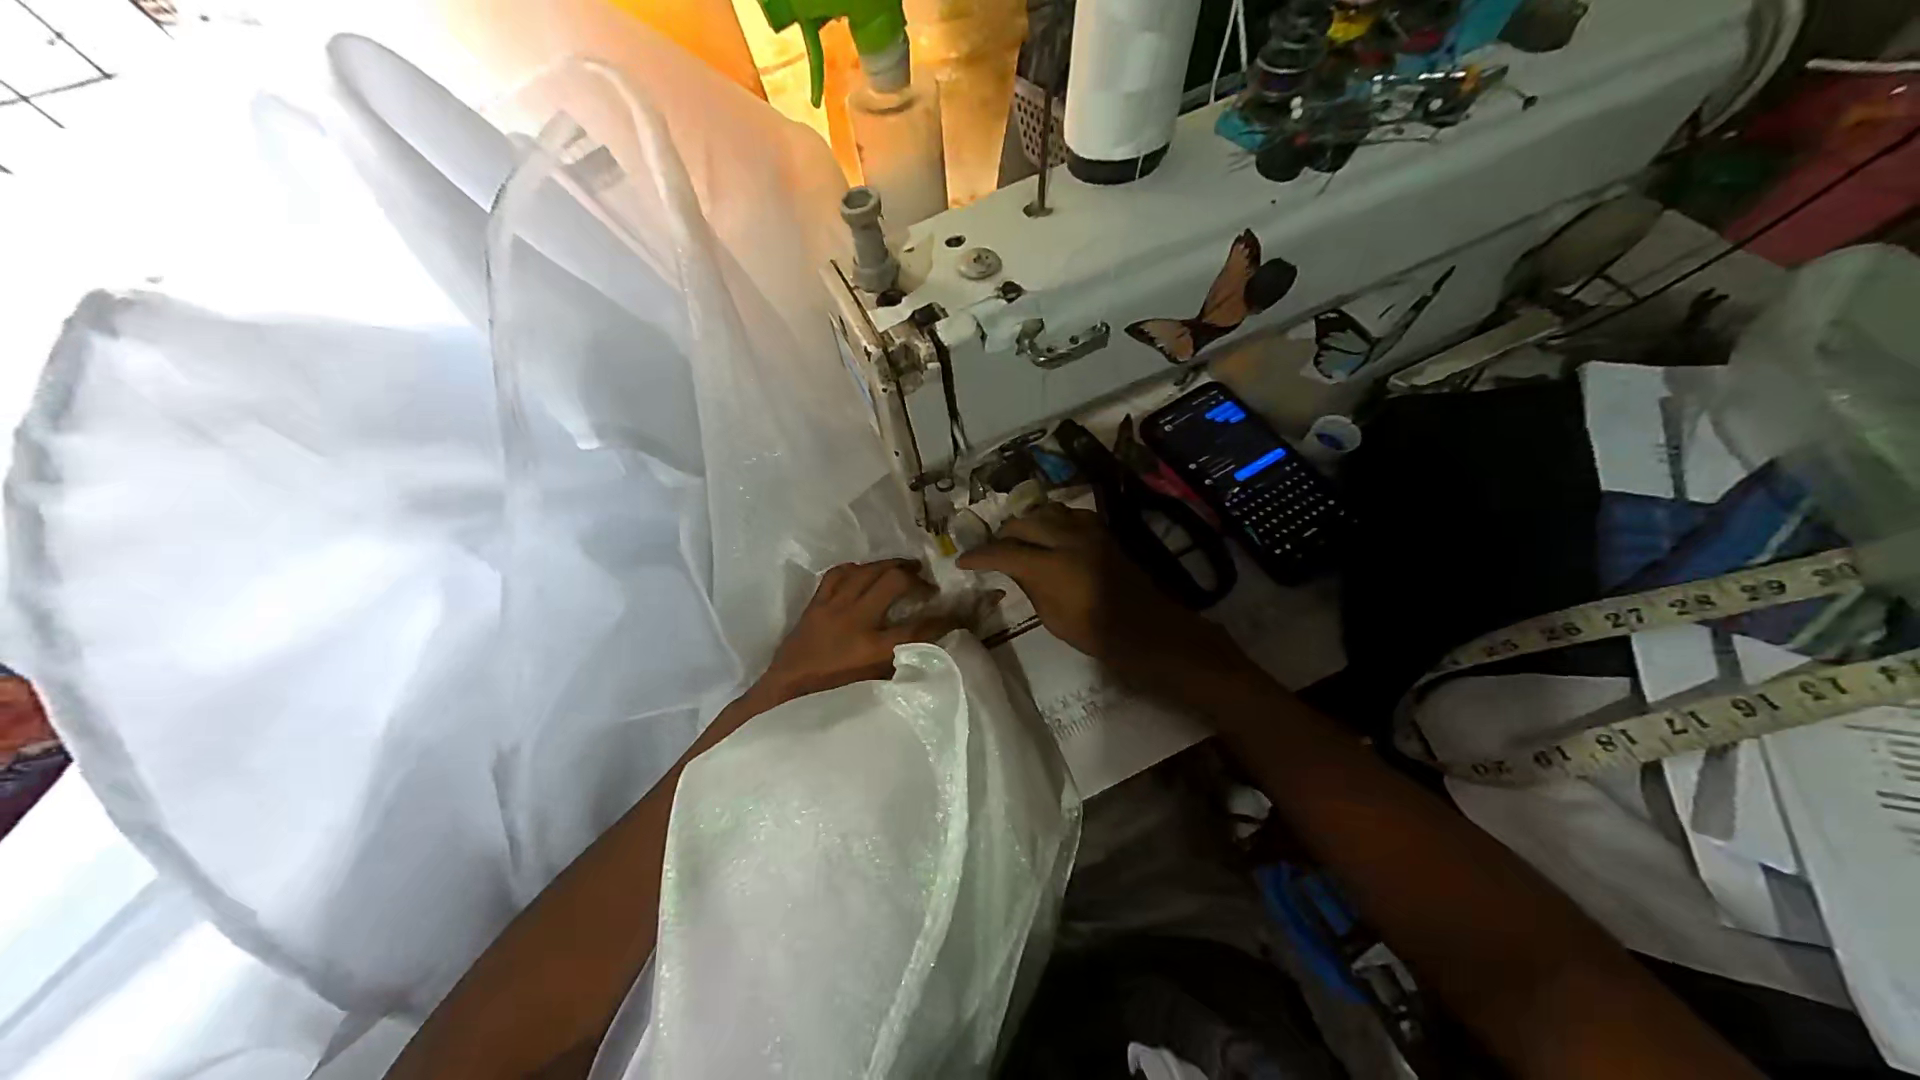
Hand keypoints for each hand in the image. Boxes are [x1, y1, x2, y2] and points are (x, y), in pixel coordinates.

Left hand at [747, 559, 961, 708]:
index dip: (945, 619)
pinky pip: (838, 573)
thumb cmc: (832, 697)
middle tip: (927, 587)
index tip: (958, 615)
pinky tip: (866, 571)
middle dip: (917, 580)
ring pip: (867, 570)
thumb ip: (900, 664)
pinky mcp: (815, 603)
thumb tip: (927, 646)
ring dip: (890, 566)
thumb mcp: (874, 686)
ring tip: (905, 568)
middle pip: (894, 582)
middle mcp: (854, 620)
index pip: (919, 627)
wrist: (784, 695)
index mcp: (872, 649)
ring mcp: (832, 607)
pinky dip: (856, 568)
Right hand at [956, 504, 1230, 667]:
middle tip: (991, 549)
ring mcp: (1087, 531)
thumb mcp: (1051, 616)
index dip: (980, 556)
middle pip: (1023, 523)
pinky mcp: (1101, 531)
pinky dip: (1052, 520)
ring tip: (1018, 537)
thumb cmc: (1094, 632)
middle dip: (1002, 535)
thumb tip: (1013, 568)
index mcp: (1052, 566)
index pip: (1004, 551)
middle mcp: (1068, 539)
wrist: (1143, 627)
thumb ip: (1030, 585)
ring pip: (1046, 511)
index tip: (963, 560)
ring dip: (1027, 522)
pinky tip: (1048, 533)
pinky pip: (1069, 514)